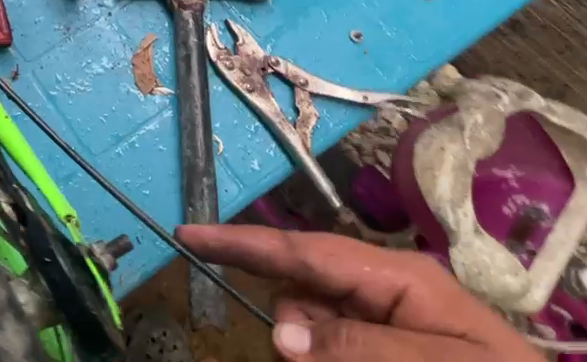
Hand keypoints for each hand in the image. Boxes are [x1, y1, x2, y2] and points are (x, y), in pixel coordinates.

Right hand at [175, 225, 544, 361]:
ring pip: (314, 322)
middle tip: (307, 360)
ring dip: (314, 349)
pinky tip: (338, 360)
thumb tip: (284, 334)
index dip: (241, 241)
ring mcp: (389, 317)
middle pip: (303, 288)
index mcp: (398, 277)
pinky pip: (336, 345)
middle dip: (292, 323)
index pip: (302, 250)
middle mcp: (386, 287)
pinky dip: (327, 355)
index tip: (188, 236)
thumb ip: (360, 348)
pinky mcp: (390, 345)